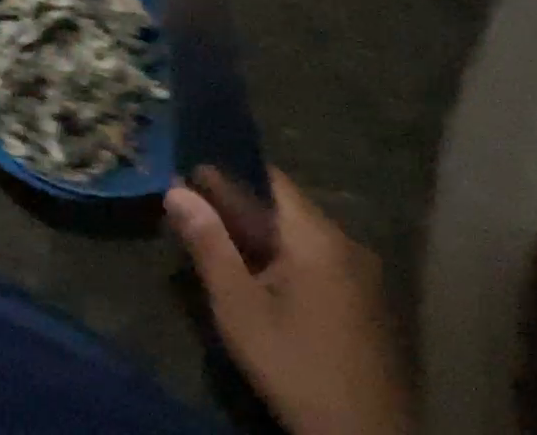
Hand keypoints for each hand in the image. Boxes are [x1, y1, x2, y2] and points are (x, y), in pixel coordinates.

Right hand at [166, 169, 411, 434]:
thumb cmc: (294, 363)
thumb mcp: (238, 305)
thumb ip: (208, 243)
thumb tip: (176, 191)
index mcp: (316, 238)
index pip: (268, 180)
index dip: (224, 173)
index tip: (184, 171)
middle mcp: (345, 246)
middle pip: (281, 208)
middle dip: (233, 204)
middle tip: (186, 204)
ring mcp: (358, 275)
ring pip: (295, 236)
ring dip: (253, 232)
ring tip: (208, 235)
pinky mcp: (360, 302)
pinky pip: (311, 260)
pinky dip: (276, 256)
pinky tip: (247, 271)